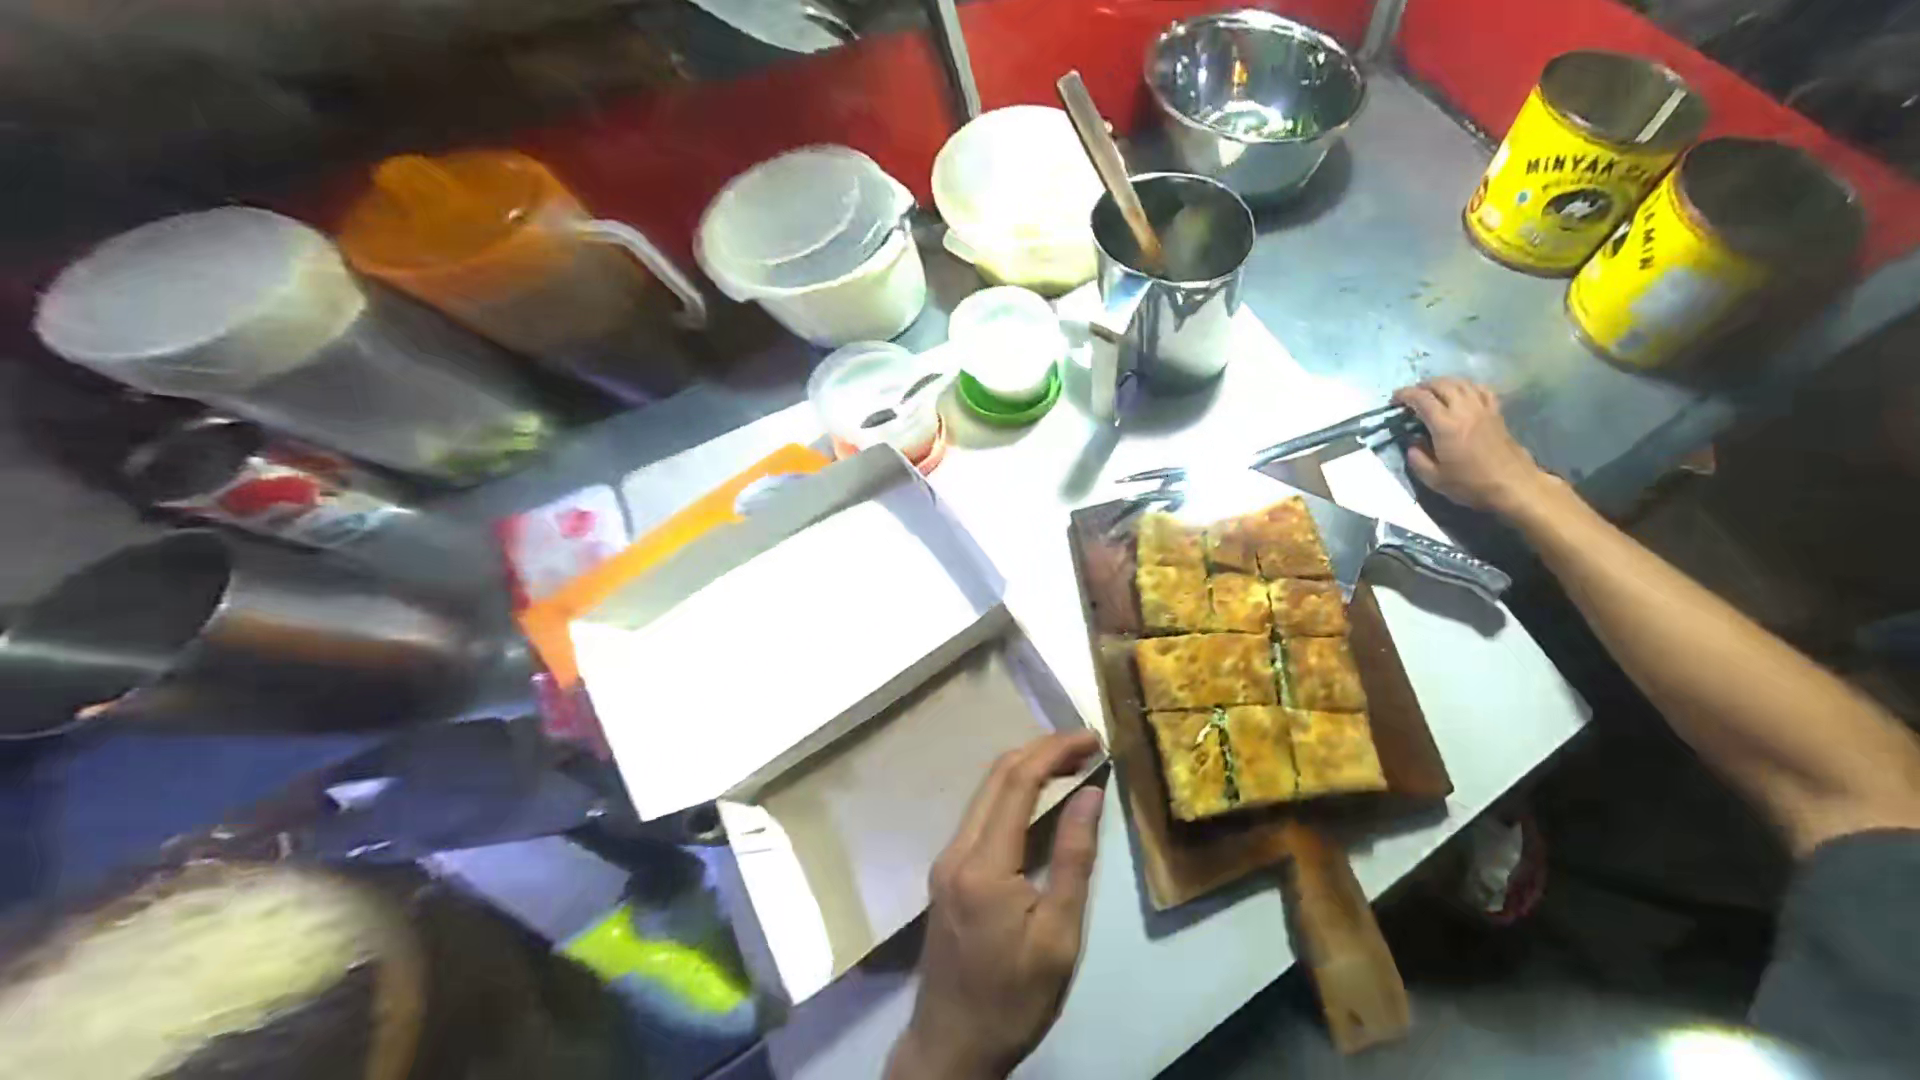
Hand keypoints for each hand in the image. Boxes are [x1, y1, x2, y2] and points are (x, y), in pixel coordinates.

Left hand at [886, 732, 1105, 1079]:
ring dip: (1026, 769)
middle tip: (1086, 745)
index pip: (1018, 782)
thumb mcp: (1058, 937)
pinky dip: (1011, 793)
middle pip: (996, 776)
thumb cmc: (1013, 998)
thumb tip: (1091, 794)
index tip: (1092, 737)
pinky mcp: (946, 870)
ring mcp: (946, 858)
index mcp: (983, 863)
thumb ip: (1072, 859)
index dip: (1055, 750)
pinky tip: (1038, 798)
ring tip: (1070, 764)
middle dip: (1041, 750)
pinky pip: (980, 814)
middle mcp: (956, 849)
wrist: (951, 1044)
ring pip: (985, 792)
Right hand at [1393, 378, 1550, 516]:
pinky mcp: (1496, 413)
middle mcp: (1465, 411)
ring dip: (1444, 383)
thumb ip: (1416, 458)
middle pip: (1443, 385)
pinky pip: (1481, 390)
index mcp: (1446, 426)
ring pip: (1462, 383)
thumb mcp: (1433, 478)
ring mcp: (1483, 410)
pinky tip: (1461, 393)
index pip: (1422, 399)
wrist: (1513, 485)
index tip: (1394, 399)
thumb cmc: (1470, 484)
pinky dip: (1467, 386)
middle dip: (1423, 386)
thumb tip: (1412, 444)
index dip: (1405, 395)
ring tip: (1432, 391)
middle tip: (1411, 395)